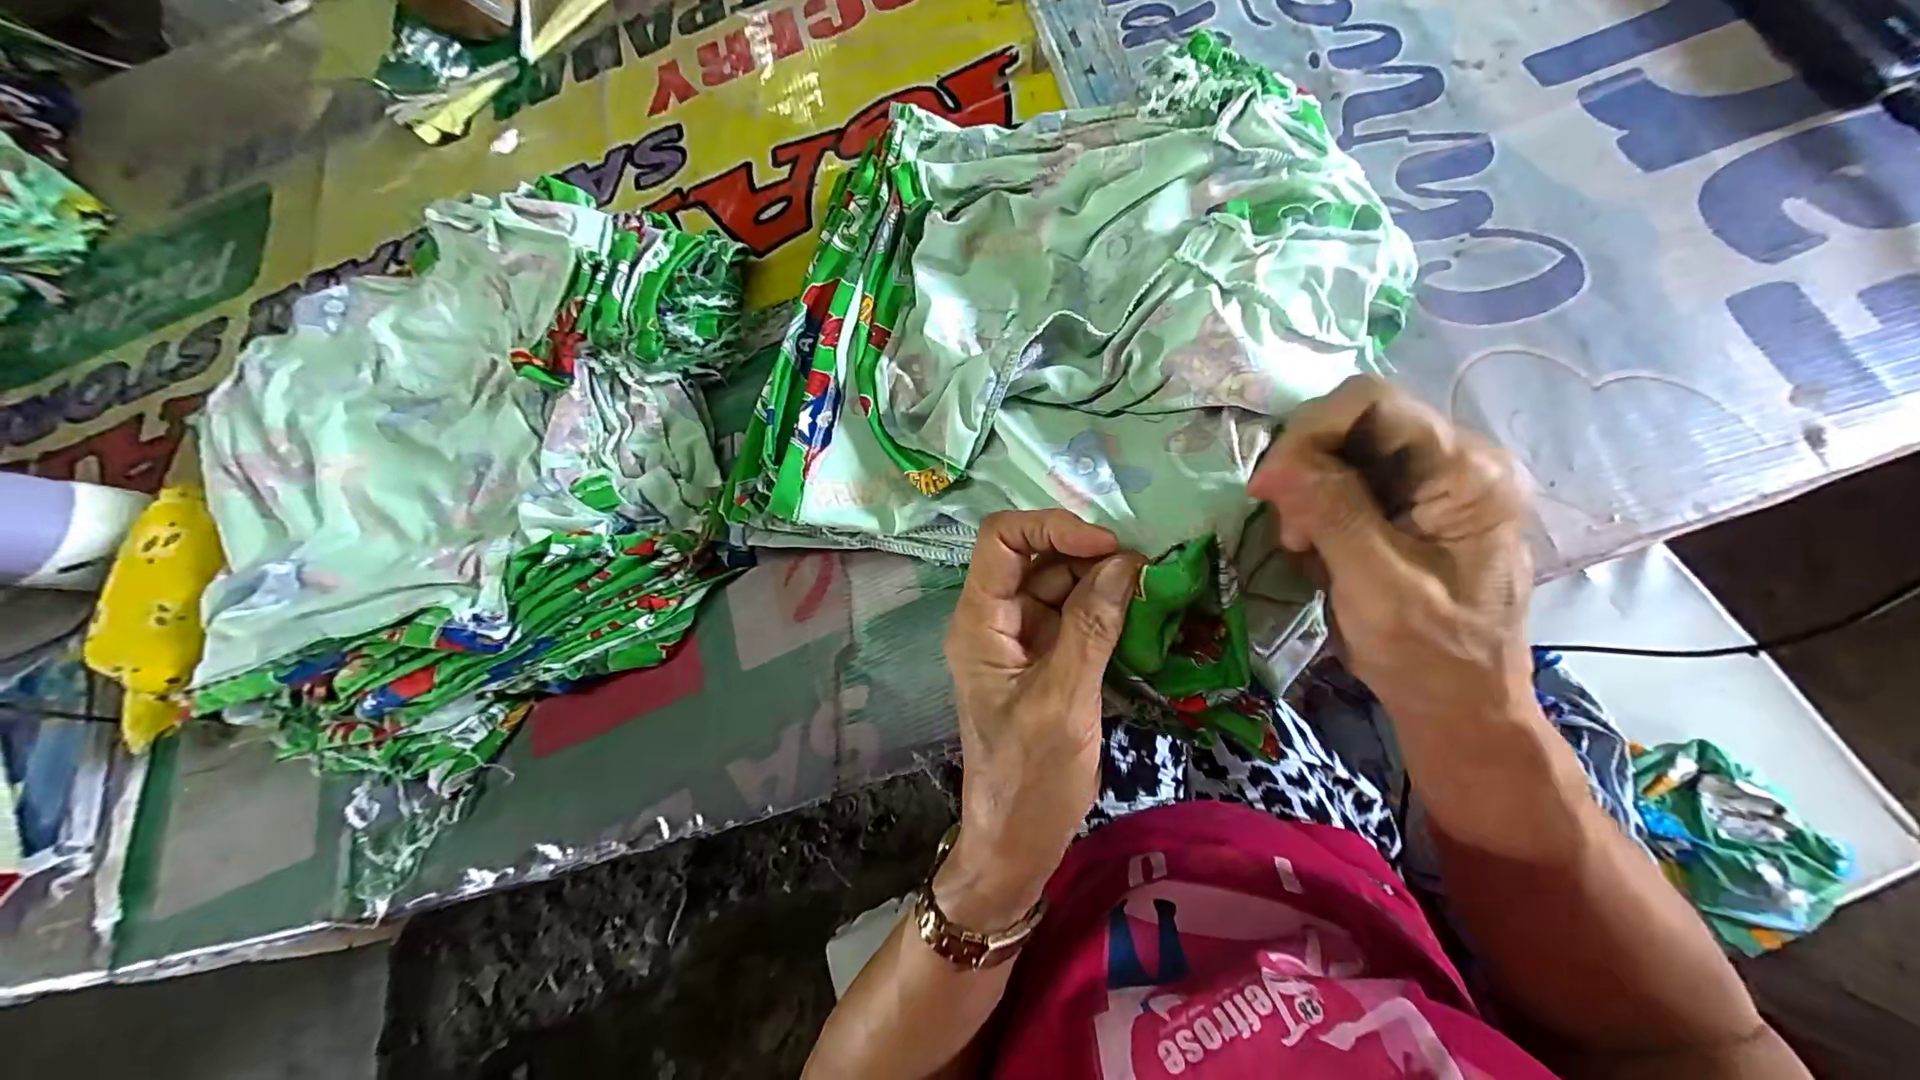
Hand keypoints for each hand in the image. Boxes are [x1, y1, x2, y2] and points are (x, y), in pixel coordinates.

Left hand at [940, 510, 1143, 927]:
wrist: (1017, 842)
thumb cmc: (1031, 779)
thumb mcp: (1064, 701)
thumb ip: (1091, 628)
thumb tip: (1125, 563)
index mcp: (979, 623)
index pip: (1002, 540)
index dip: (1052, 528)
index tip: (1108, 547)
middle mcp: (994, 621)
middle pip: (1034, 558)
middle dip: (1086, 554)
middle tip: (1145, 570)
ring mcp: (1019, 640)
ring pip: (1057, 584)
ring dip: (1100, 580)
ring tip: (1151, 588)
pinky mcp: (1043, 660)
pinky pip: (1071, 616)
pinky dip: (1103, 609)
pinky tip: (1139, 613)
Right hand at [1249, 375, 1534, 728]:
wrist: (1459, 703)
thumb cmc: (1427, 653)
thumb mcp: (1377, 586)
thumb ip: (1333, 515)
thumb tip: (1277, 464)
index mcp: (1467, 472)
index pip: (1371, 404)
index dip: (1308, 432)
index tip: (1270, 488)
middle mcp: (1458, 460)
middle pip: (1355, 420)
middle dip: (1305, 466)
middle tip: (1291, 529)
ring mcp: (1436, 480)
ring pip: (1344, 447)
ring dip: (1307, 490)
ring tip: (1305, 545)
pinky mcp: (1414, 502)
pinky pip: (1348, 477)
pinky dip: (1317, 506)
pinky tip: (1318, 545)